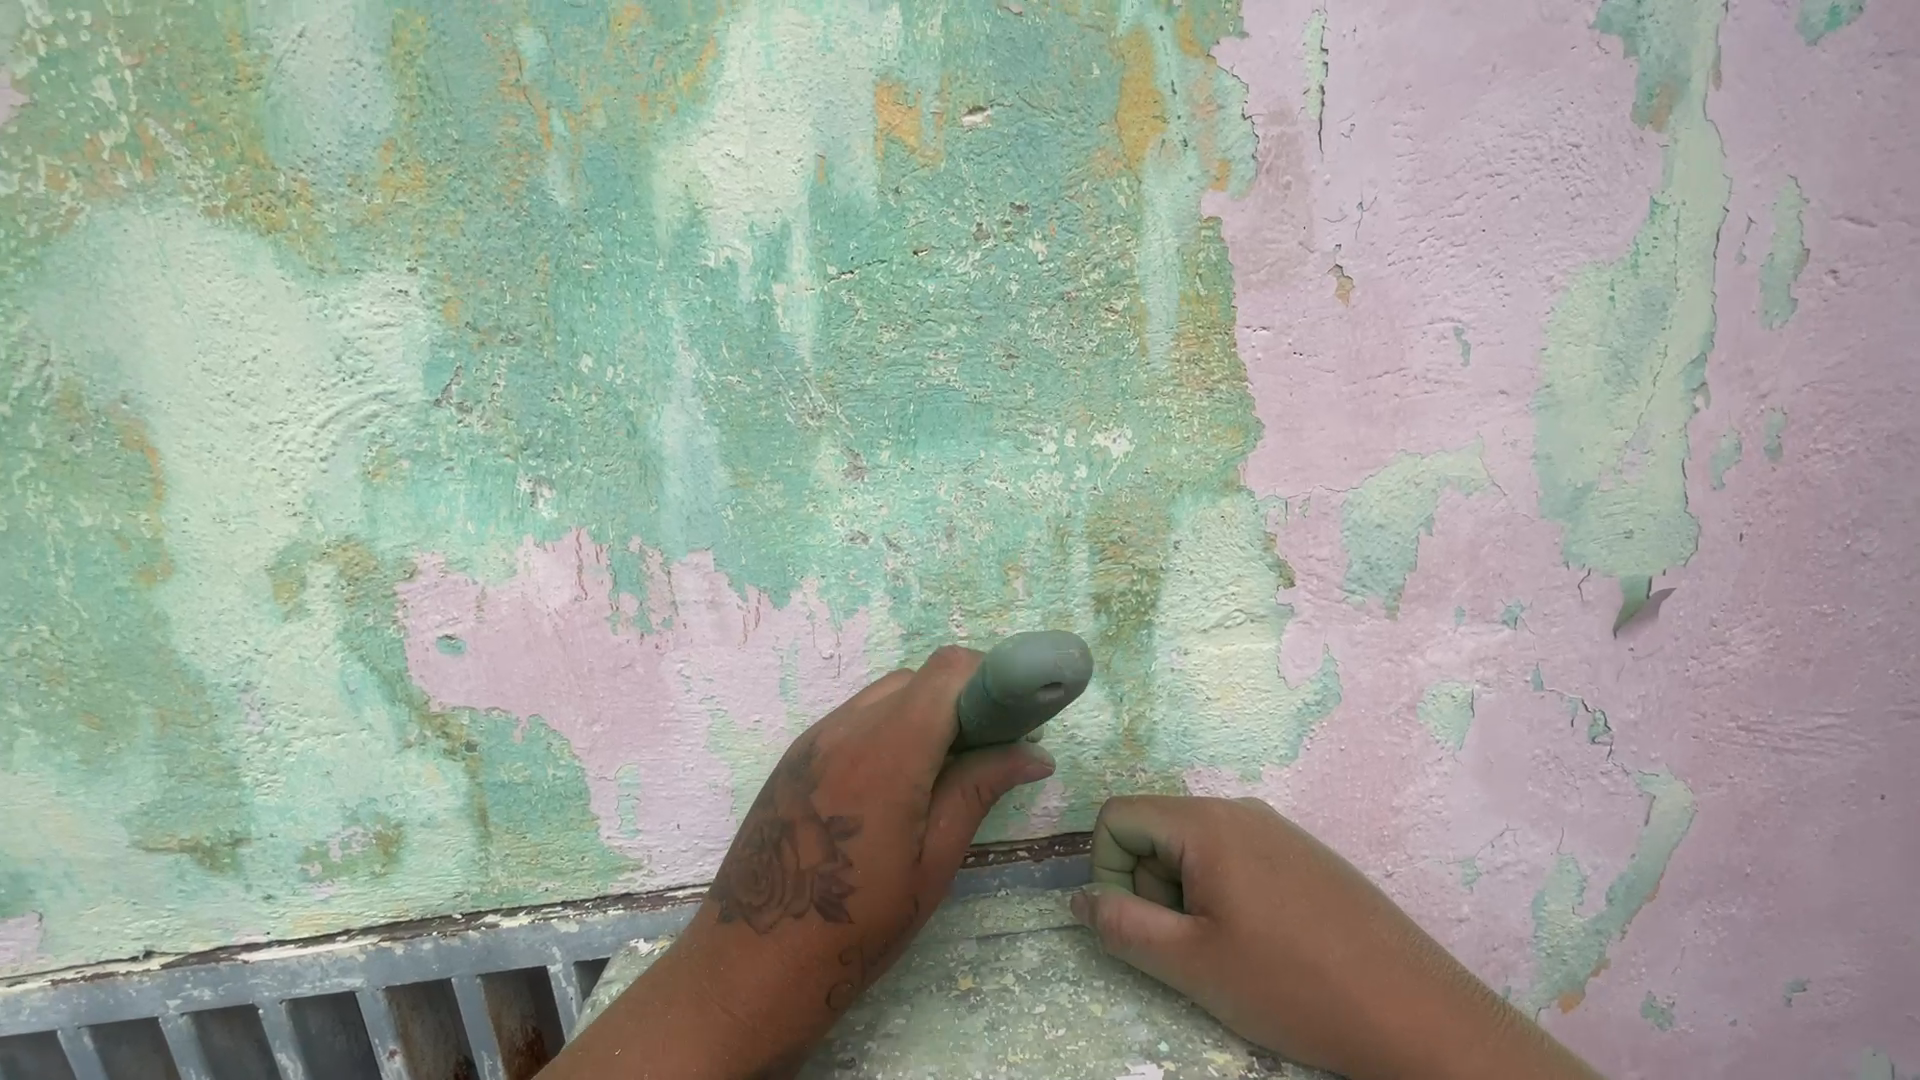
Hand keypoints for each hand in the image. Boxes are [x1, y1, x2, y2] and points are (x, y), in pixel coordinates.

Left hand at [544, 647, 1054, 1078]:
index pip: (950, 670)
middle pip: (920, 676)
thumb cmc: (856, 926)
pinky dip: (890, 726)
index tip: (1018, 718)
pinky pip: (855, 715)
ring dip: (925, 711)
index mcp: (888, 750)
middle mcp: (847, 727)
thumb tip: (1034, 753)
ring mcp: (815, 737)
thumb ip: (978, 791)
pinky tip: (897, 780)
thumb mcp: (932, 864)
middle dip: (963, 698)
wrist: (751, 963)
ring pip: (886, 693)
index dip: (994, 679)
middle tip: (988, 750)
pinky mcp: (796, 754)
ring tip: (943, 768)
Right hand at [1070, 796, 1602, 1079]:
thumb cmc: (1293, 987)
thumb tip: (1080, 898)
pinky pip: (1238, 858)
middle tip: (1190, 948)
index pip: (1117, 816)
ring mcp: (1279, 830)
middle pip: (1157, 831)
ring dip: (1188, 896)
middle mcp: (1240, 809)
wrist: (1420, 1016)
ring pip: (1196, 848)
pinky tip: (1267, 946)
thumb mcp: (1191, 964)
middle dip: (1152, 886)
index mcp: (1206, 823)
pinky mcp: (1306, 856)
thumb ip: (1121, 926)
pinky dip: (1226, 896)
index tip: (1140, 926)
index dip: (1107, 870)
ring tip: (1231, 952)